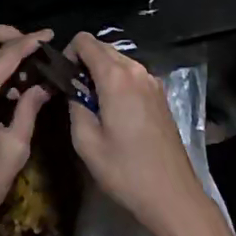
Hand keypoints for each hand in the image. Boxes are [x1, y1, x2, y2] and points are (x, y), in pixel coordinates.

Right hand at [65, 32, 215, 235]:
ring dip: (101, 73)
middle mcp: (135, 69)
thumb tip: (73, 90)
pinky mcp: (160, 94)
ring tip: (93, 107)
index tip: (62, 79)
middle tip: (74, 96)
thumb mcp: (86, 142)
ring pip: (118, 60)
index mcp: (115, 76)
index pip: (85, 41)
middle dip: (84, 63)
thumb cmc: (125, 171)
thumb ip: (74, 106)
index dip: (68, 54)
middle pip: (102, 47)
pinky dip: (117, 82)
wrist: (172, 194)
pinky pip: (132, 75)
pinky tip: (115, 113)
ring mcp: (151, 80)